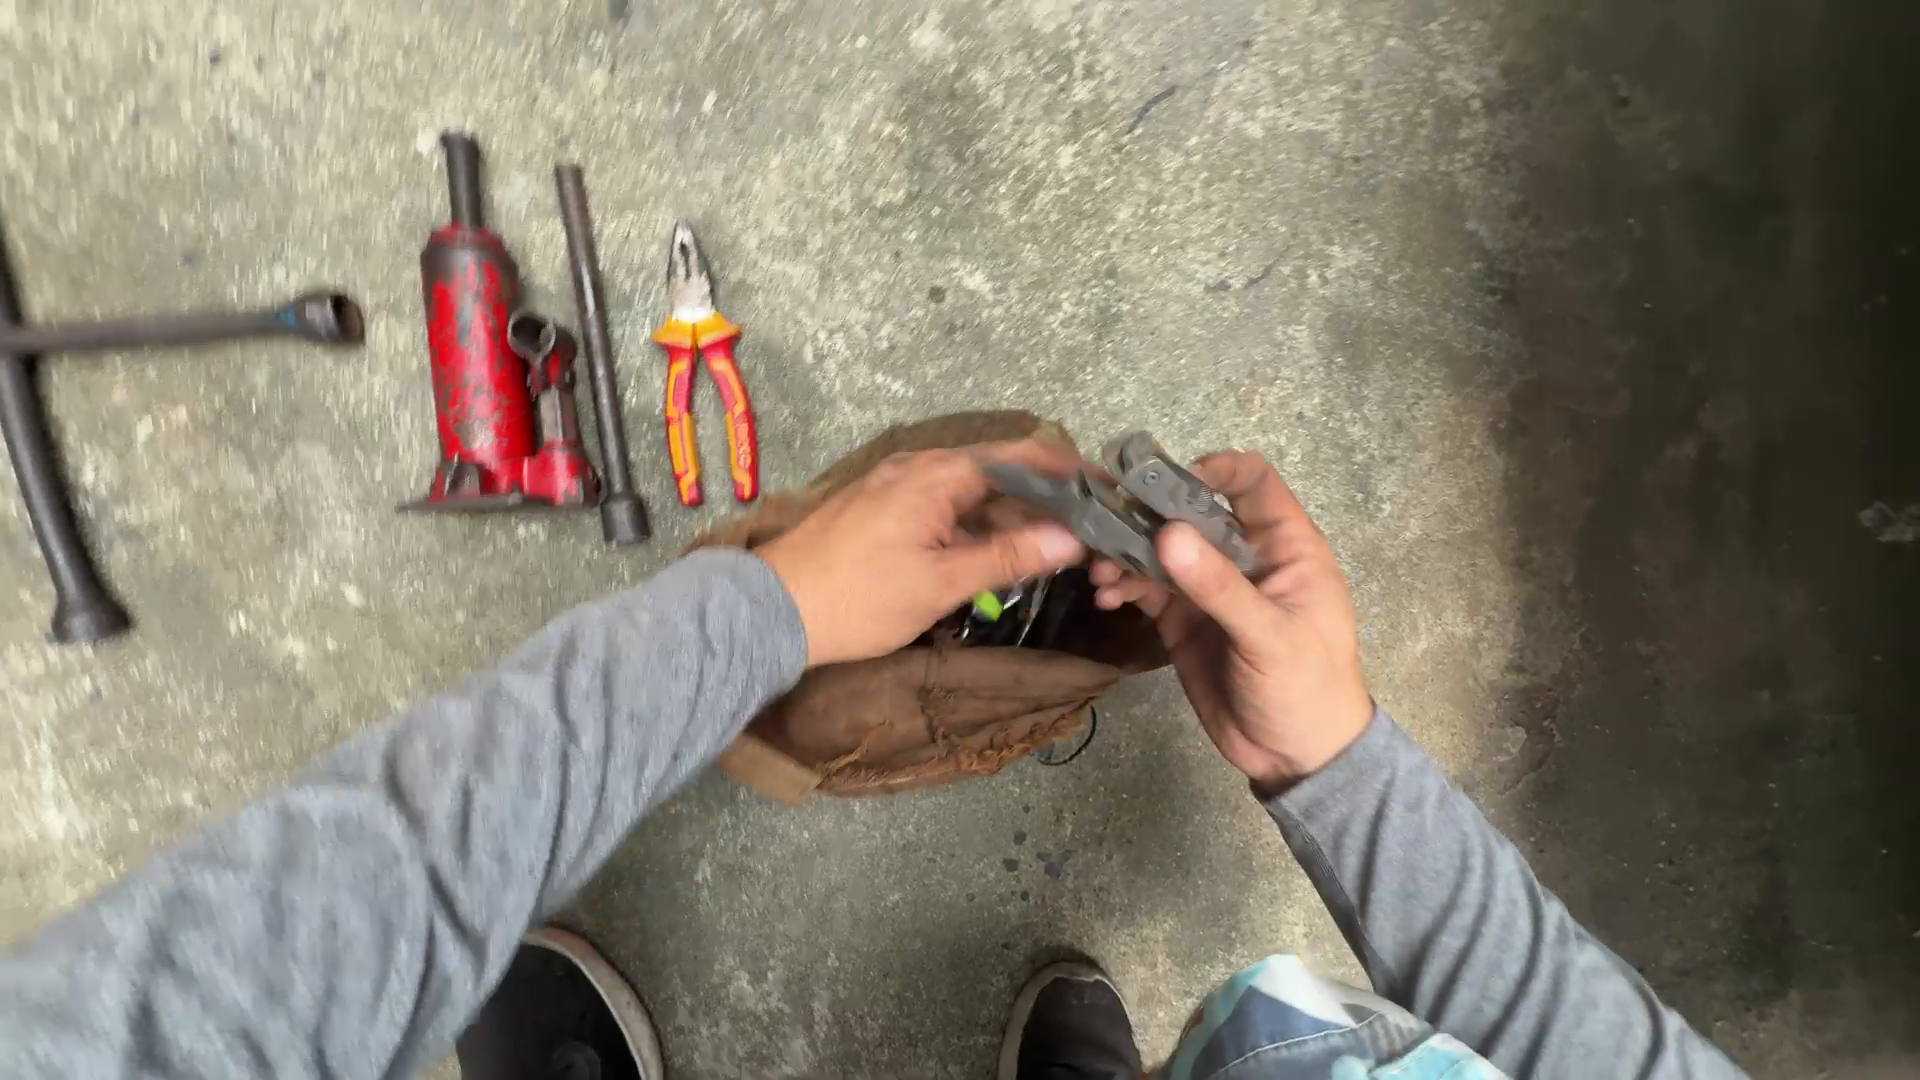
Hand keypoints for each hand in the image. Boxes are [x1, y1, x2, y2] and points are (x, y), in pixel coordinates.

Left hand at [758, 441, 1086, 667]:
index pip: (1018, 457)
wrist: (773, 612)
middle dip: (1042, 501)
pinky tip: (998, 552)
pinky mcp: (886, 510)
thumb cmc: (860, 598)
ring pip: (971, 495)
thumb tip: (1070, 540)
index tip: (1103, 491)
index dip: (1064, 471)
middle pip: (997, 474)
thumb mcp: (940, 582)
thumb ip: (1006, 556)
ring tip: (1054, 547)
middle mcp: (920, 468)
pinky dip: (976, 527)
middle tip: (1087, 532)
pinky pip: (945, 508)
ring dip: (1010, 518)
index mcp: (937, 475)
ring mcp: (899, 488)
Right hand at [1090, 451, 1371, 790]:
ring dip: (1125, 554)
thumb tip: (1166, 534)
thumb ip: (1219, 587)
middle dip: (1146, 514)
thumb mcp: (1270, 637)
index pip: (1253, 483)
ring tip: (1099, 574)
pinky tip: (1105, 598)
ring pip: (1160, 550)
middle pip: (1190, 512)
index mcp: (1284, 547)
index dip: (1213, 470)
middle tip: (1102, 522)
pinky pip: (1145, 587)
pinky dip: (1122, 587)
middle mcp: (1241, 557)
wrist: (1293, 757)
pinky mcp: (1180, 616)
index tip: (1163, 484)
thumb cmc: (1305, 688)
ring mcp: (1207, 587)